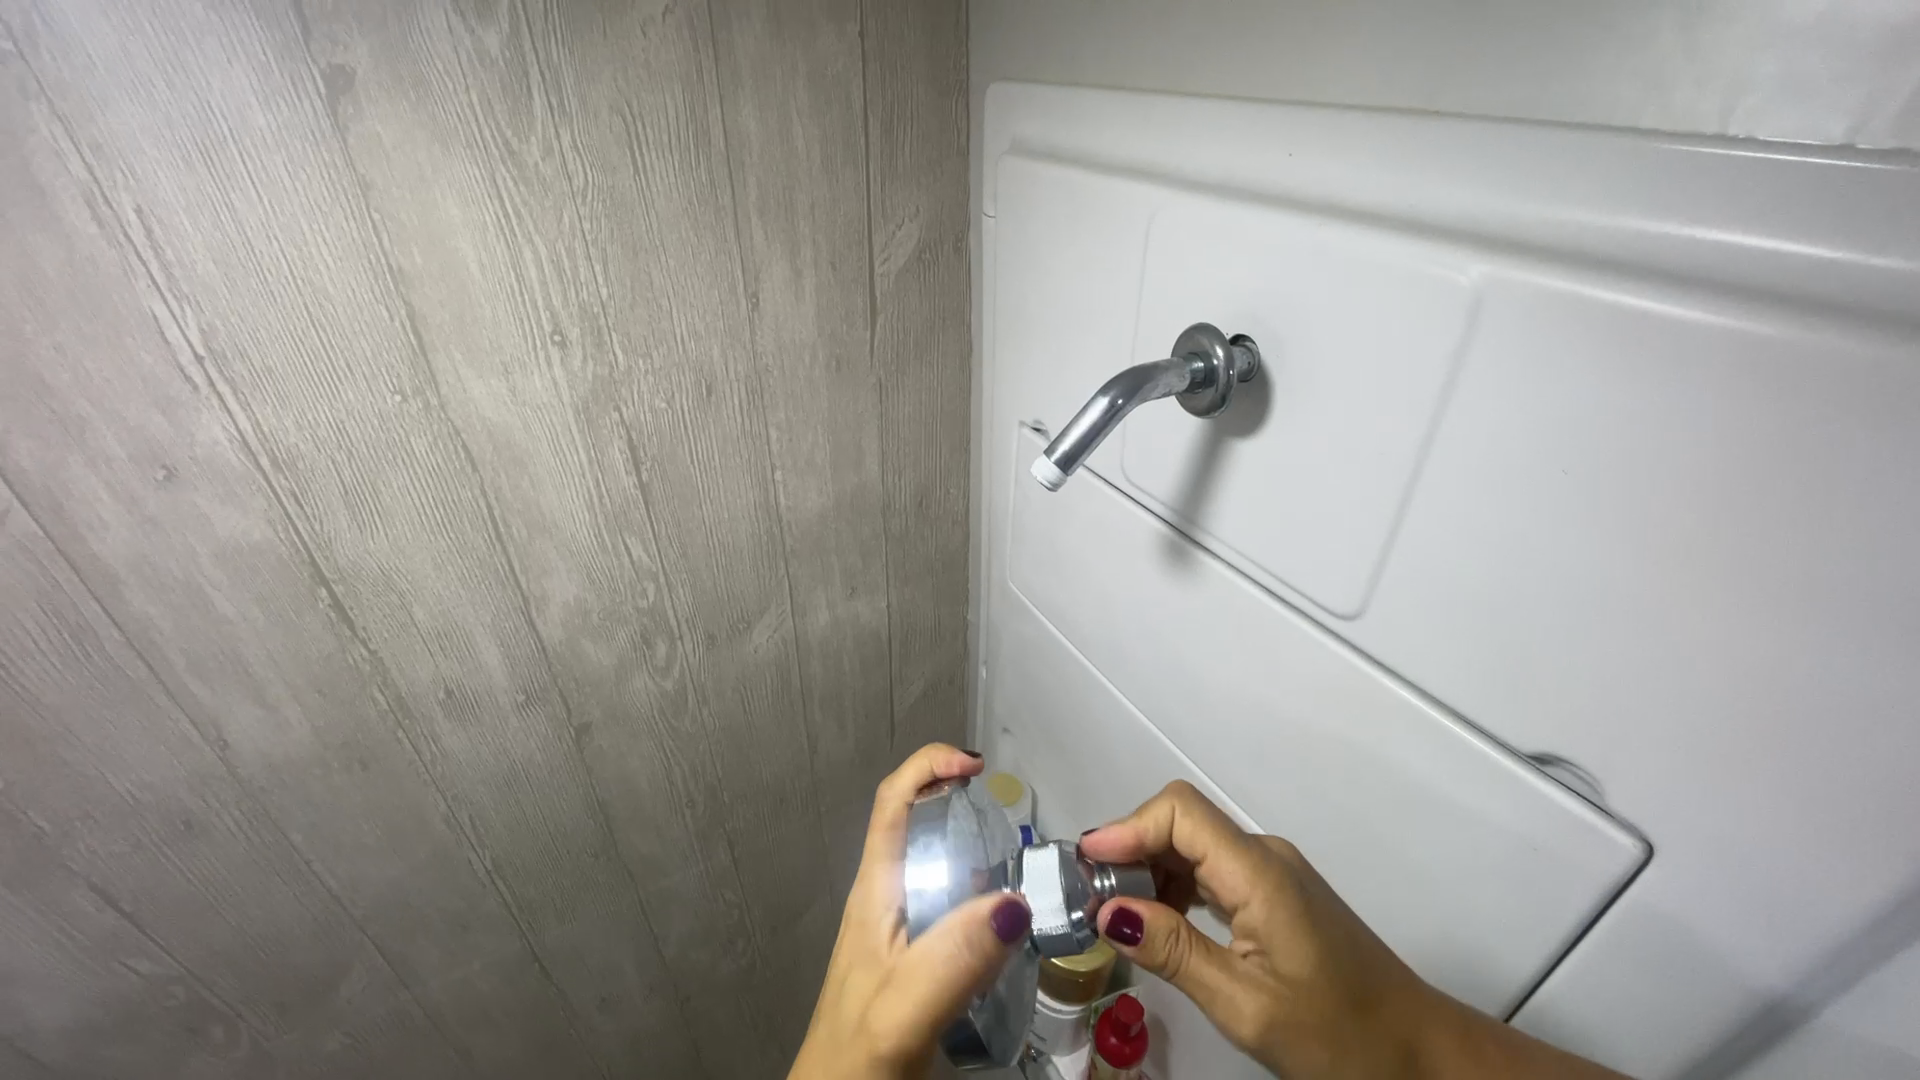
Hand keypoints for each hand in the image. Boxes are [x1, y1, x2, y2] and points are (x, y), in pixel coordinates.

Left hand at [788, 745, 1031, 1079]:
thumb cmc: (855, 1058)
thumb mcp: (902, 1008)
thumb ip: (952, 959)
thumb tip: (1017, 903)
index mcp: (875, 892)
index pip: (892, 802)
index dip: (930, 766)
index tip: (977, 766)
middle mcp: (885, 899)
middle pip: (917, 823)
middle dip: (959, 800)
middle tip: (1010, 816)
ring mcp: (899, 929)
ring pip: (936, 864)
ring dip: (973, 846)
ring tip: (1020, 861)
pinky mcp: (914, 958)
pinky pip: (950, 905)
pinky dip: (980, 893)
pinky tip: (1006, 921)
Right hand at [1079, 781, 1630, 1079]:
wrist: (1421, 1055)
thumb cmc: (1338, 1036)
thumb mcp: (1245, 1004)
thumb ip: (1173, 950)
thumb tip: (1106, 910)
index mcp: (1258, 872)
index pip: (1179, 812)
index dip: (1126, 828)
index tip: (1085, 867)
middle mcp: (1263, 855)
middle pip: (1180, 822)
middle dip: (1128, 850)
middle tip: (1089, 897)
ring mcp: (1271, 871)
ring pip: (1191, 844)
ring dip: (1147, 870)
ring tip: (1113, 915)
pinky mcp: (1273, 891)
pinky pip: (1210, 869)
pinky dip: (1174, 887)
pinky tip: (1157, 923)